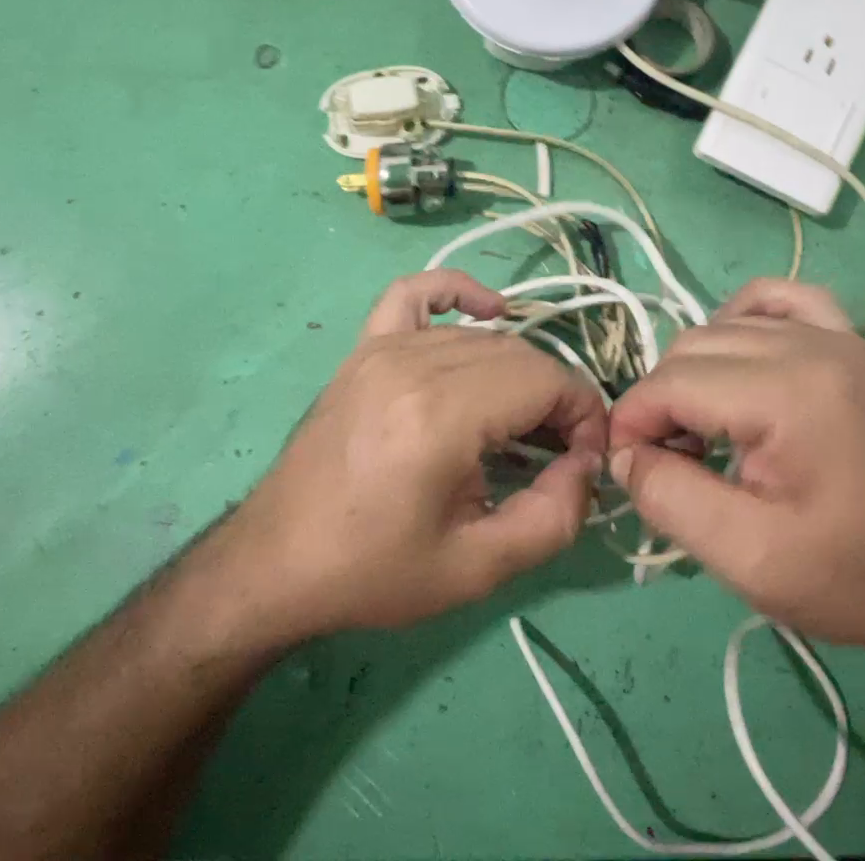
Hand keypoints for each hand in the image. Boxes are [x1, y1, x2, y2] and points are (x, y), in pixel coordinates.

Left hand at [216, 270, 606, 639]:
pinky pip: (413, 296)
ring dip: (518, 372)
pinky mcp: (361, 352)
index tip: (584, 463)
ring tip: (522, 427)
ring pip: (480, 337)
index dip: (584, 416)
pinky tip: (486, 311)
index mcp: (441, 414)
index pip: (547, 380)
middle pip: (519, 355)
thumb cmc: (374, 572)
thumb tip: (587, 464)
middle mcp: (411, 365)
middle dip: (556, 400)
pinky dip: (455, 292)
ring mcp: (380, 350)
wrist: (277, 564)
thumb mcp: (478, 568)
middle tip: (558, 456)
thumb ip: (554, 517)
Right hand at [606, 279, 864, 658]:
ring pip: (724, 326)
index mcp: (790, 393)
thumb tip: (624, 454)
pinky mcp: (855, 347)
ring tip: (702, 432)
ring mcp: (841, 338)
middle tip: (670, 466)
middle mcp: (814, 345)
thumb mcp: (747, 559)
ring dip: (694, 373)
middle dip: (660, 403)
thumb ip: (669, 497)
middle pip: (691, 348)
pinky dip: (741, 324)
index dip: (633, 425)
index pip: (671, 382)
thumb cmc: (856, 579)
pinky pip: (781, 303)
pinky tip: (737, 370)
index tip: (632, 474)